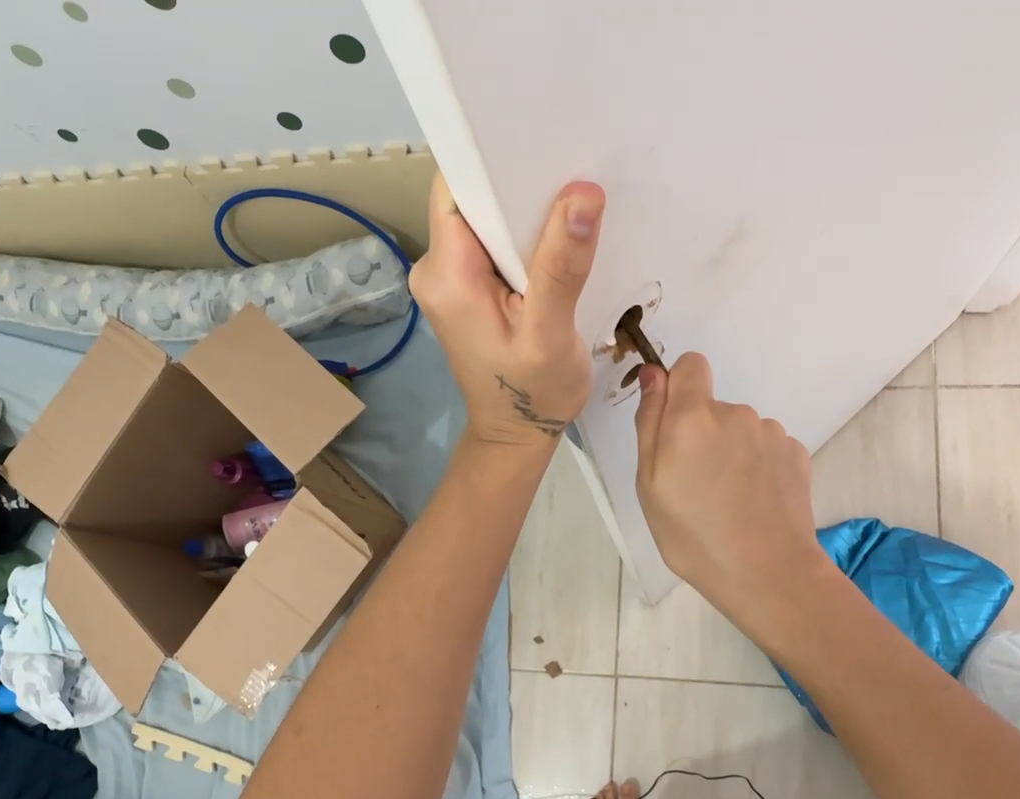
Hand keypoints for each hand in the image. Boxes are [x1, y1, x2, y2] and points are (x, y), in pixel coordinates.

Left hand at [409, 172, 604, 446]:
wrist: (516, 435)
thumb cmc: (533, 392)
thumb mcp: (551, 333)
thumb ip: (561, 266)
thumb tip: (582, 194)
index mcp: (448, 274)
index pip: (458, 188)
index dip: (494, 159)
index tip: (543, 141)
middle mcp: (436, 269)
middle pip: (471, 200)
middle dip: (518, 184)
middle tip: (572, 170)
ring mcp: (449, 280)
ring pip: (484, 220)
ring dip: (524, 212)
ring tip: (571, 203)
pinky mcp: (465, 290)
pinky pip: (491, 245)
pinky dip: (523, 239)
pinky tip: (557, 239)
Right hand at [633, 353, 824, 618]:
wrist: (766, 572)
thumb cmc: (693, 535)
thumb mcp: (649, 485)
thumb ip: (650, 423)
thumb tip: (654, 375)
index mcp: (692, 417)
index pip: (691, 365)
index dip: (679, 388)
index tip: (672, 426)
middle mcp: (735, 414)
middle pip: (713, 408)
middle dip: (702, 434)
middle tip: (695, 486)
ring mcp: (771, 433)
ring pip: (741, 432)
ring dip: (731, 453)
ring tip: (728, 501)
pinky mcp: (796, 455)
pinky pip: (767, 450)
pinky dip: (758, 469)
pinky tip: (754, 504)